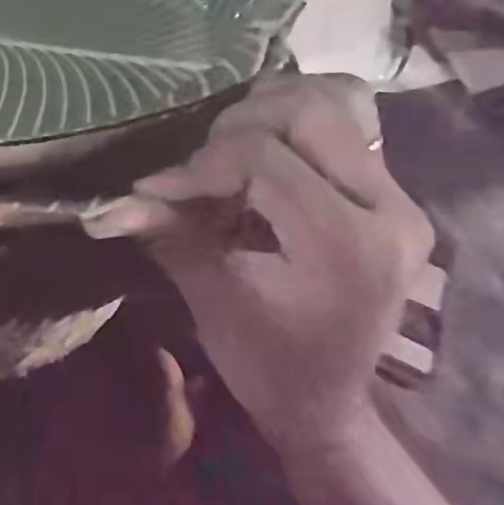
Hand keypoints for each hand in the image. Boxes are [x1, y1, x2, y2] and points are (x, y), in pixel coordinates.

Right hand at [107, 75, 432, 453]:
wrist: (330, 401)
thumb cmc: (269, 364)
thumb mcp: (211, 298)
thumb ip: (167, 234)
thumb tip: (105, 205)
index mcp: (347, 245)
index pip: (263, 158)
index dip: (198, 165)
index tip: (155, 188)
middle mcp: (389, 209)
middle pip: (304, 112)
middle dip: (233, 128)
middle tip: (198, 167)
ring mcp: (399, 196)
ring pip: (328, 103)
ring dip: (264, 115)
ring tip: (226, 153)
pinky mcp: (390, 191)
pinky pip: (343, 121)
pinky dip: (293, 119)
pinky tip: (262, 143)